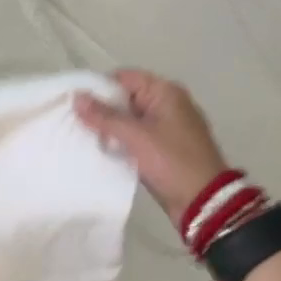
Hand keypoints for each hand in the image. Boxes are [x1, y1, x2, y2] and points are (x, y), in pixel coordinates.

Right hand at [75, 69, 229, 227]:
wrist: (205, 202)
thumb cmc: (172, 161)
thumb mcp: (136, 136)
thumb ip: (104, 116)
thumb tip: (77, 98)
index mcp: (165, 92)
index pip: (124, 77)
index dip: (99, 87)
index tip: (75, 102)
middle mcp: (167, 104)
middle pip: (125, 97)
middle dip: (101, 109)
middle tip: (75, 121)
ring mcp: (166, 127)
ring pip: (129, 119)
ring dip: (110, 128)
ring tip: (83, 136)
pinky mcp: (164, 148)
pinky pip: (136, 137)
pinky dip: (121, 141)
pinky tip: (102, 150)